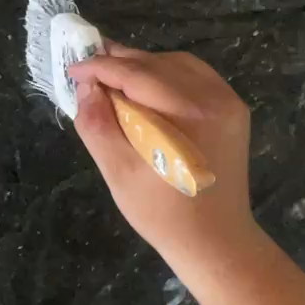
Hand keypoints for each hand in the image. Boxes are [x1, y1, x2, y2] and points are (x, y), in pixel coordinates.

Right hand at [69, 44, 264, 267]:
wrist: (214, 241)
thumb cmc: (162, 213)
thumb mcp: (118, 172)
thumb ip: (98, 125)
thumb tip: (86, 88)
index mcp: (188, 114)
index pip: (137, 75)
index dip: (101, 67)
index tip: (72, 70)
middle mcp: (214, 99)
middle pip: (157, 64)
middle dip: (119, 62)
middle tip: (86, 68)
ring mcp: (228, 102)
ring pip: (176, 65)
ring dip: (141, 67)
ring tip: (111, 78)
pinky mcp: (231, 110)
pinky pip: (193, 77)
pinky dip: (165, 74)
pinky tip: (144, 88)